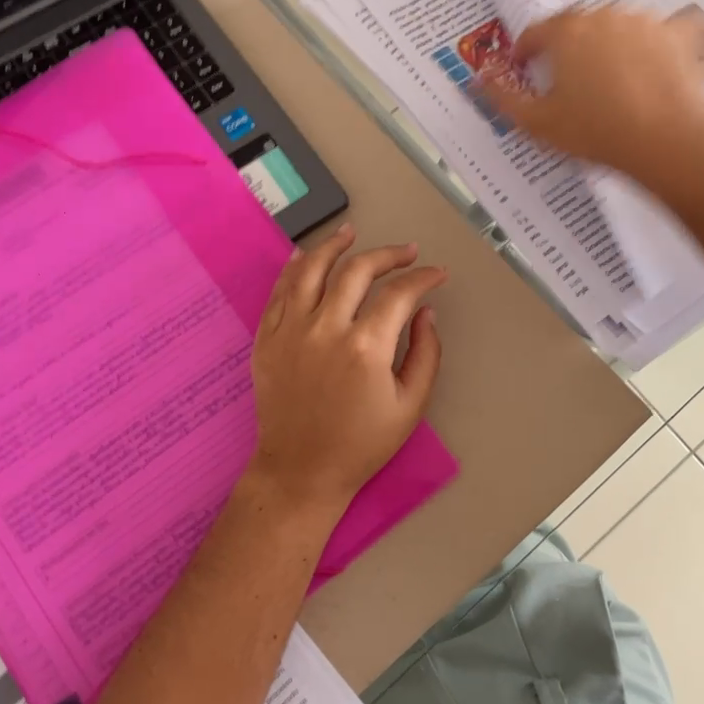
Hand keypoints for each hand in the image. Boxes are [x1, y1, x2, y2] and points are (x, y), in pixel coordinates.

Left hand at [246, 224, 446, 515]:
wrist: (301, 470)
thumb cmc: (362, 444)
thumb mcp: (410, 406)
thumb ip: (426, 353)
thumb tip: (425, 312)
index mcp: (366, 347)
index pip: (399, 294)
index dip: (423, 278)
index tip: (436, 275)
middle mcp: (326, 329)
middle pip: (357, 271)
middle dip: (387, 255)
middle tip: (405, 252)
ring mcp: (291, 330)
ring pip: (312, 270)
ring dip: (334, 245)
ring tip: (350, 232)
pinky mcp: (267, 338)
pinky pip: (280, 291)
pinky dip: (295, 268)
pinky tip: (307, 256)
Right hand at [479, 7, 703, 188]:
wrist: (668, 141)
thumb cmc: (596, 132)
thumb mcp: (538, 124)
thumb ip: (504, 99)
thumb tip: (479, 81)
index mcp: (564, 32)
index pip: (533, 32)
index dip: (524, 51)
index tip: (523, 67)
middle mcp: (601, 15)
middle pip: (574, 25)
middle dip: (566, 47)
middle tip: (566, 79)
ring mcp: (641, 20)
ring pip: (612, 28)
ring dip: (603, 46)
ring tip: (606, 81)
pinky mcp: (673, 33)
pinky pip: (649, 36)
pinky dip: (642, 50)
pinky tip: (641, 77)